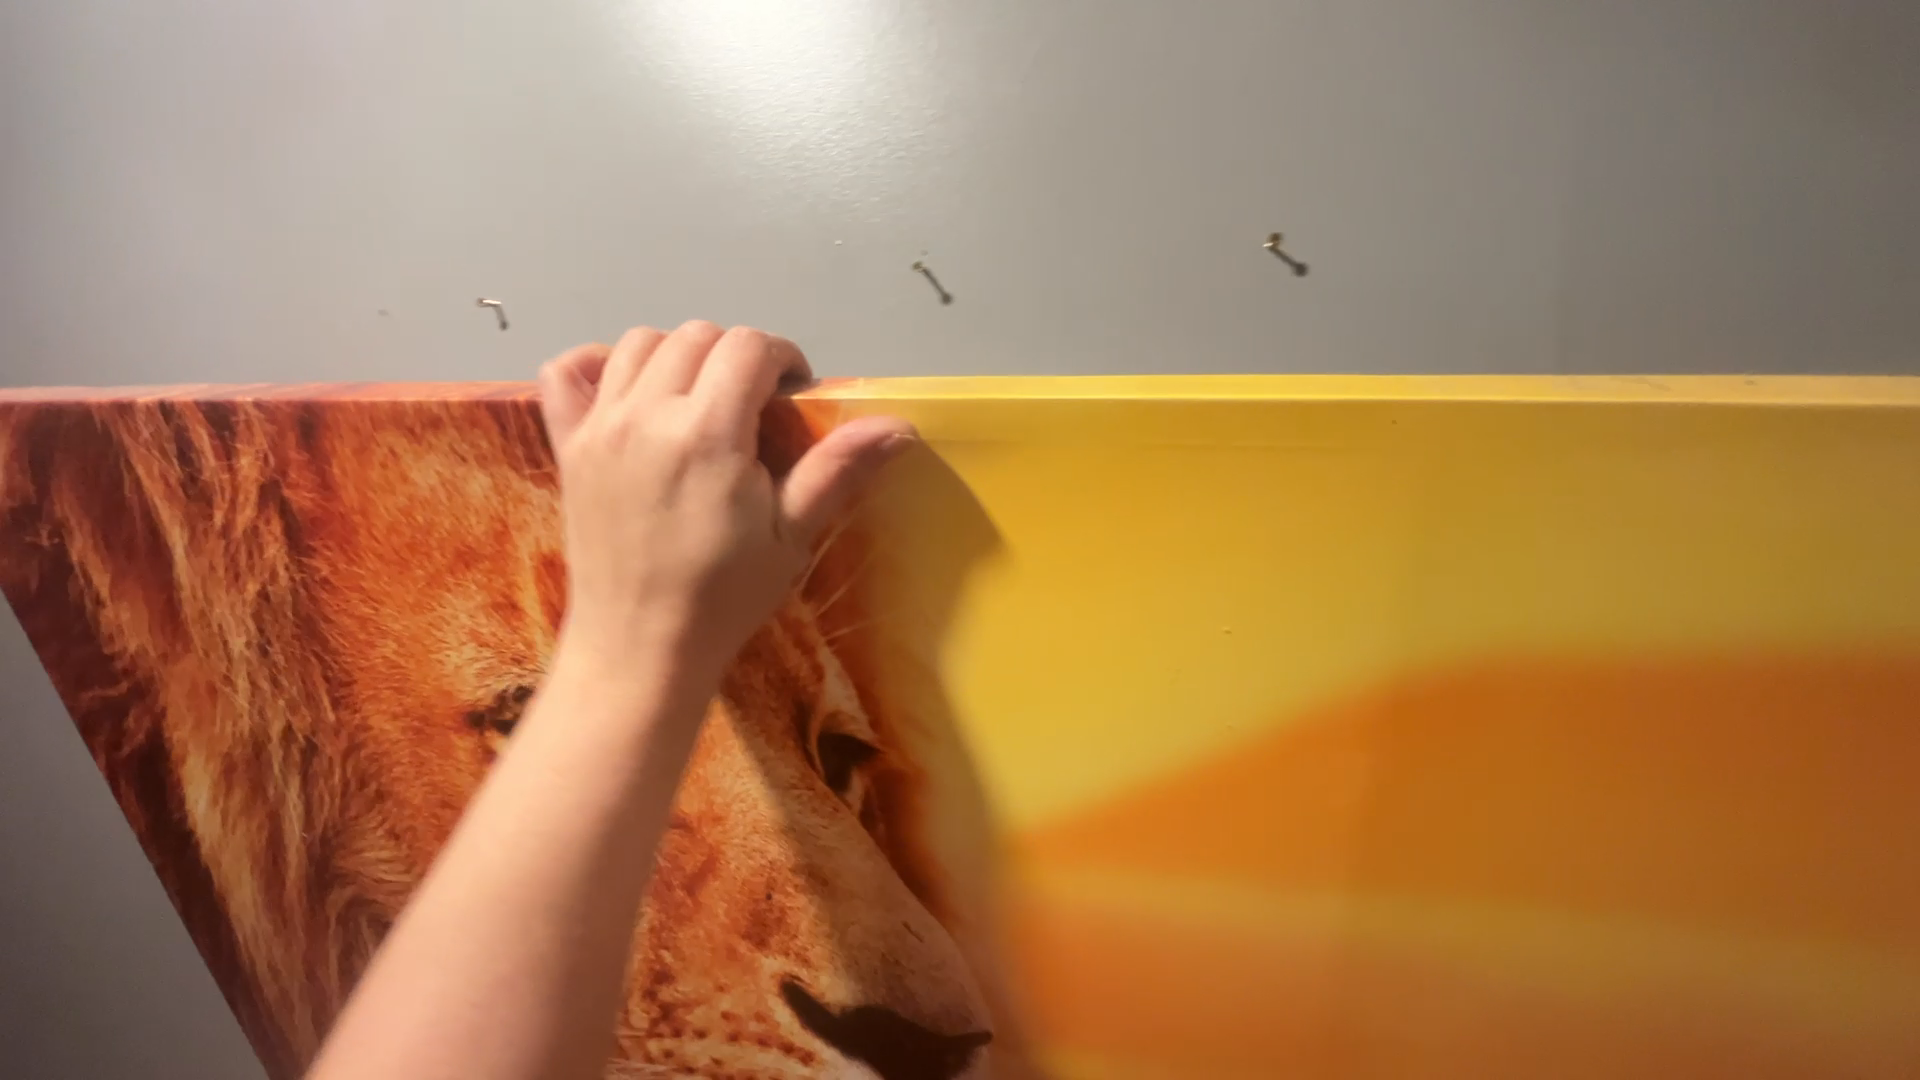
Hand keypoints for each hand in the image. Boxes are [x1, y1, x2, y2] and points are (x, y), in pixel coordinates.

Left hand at [537, 321, 913, 681]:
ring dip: (682, 355)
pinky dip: (600, 364)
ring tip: (703, 400)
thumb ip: (838, 468)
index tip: (795, 394)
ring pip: (640, 342)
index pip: (748, 346)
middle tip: (756, 406)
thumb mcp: (793, 534)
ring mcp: (600, 426)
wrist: (641, 647)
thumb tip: (899, 425)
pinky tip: (631, 392)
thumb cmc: (725, 596)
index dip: (783, 357)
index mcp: (708, 433)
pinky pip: (568, 370)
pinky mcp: (568, 445)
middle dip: (739, 355)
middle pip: (698, 335)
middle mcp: (647, 413)